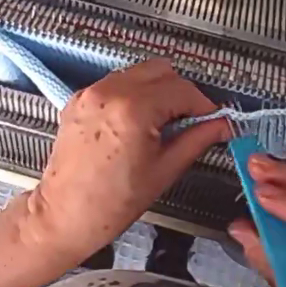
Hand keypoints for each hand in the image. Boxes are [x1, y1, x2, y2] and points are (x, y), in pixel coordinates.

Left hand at [22, 59, 232, 268]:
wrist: (65, 214)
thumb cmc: (110, 201)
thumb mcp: (165, 170)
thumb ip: (196, 140)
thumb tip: (221, 126)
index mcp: (134, 110)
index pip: (183, 90)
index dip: (203, 105)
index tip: (212, 119)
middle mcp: (110, 92)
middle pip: (162, 71)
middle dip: (181, 92)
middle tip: (190, 119)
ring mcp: (92, 93)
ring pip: (138, 72)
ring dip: (157, 89)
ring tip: (162, 122)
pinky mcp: (79, 99)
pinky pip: (116, 83)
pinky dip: (133, 93)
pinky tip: (137, 121)